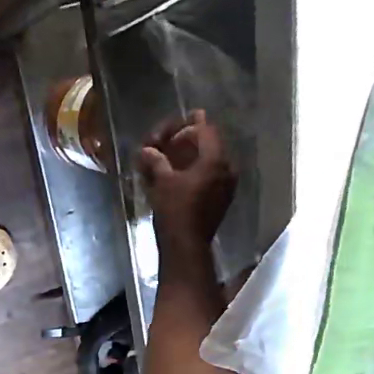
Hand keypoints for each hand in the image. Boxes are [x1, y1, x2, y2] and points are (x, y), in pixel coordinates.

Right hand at [140, 110, 236, 254]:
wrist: (186, 244)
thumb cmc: (174, 209)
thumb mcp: (163, 181)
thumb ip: (157, 160)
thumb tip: (147, 150)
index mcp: (215, 160)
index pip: (206, 130)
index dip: (186, 129)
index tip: (169, 137)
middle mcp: (227, 169)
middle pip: (211, 144)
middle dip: (190, 140)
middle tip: (170, 141)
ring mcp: (227, 185)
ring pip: (211, 161)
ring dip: (193, 156)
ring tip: (173, 158)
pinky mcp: (222, 199)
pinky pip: (212, 176)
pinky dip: (197, 171)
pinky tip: (181, 176)